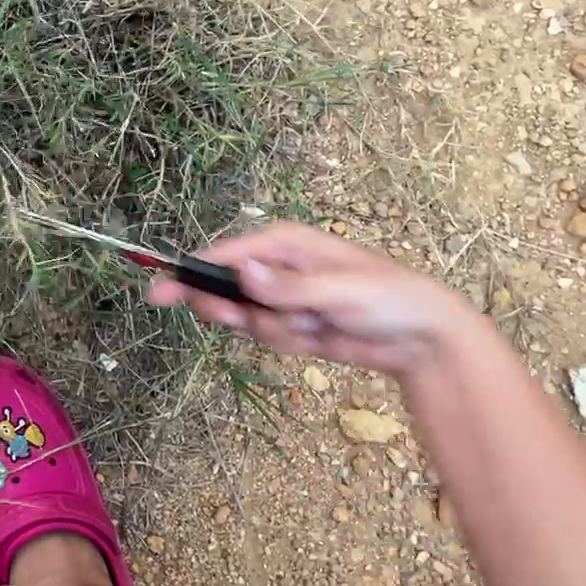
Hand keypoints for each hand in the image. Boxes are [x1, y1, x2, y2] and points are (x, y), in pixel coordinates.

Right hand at [146, 222, 476, 377]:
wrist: (424, 339)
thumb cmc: (387, 297)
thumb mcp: (339, 290)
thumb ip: (289, 287)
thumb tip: (244, 275)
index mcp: (280, 243)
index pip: (222, 256)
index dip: (191, 273)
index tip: (160, 293)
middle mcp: (272, 267)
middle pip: (221, 288)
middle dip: (233, 310)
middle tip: (245, 322)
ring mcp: (278, 297)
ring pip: (243, 317)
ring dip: (271, 329)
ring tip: (309, 328)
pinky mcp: (287, 324)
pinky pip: (264, 336)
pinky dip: (285, 342)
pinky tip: (317, 338)